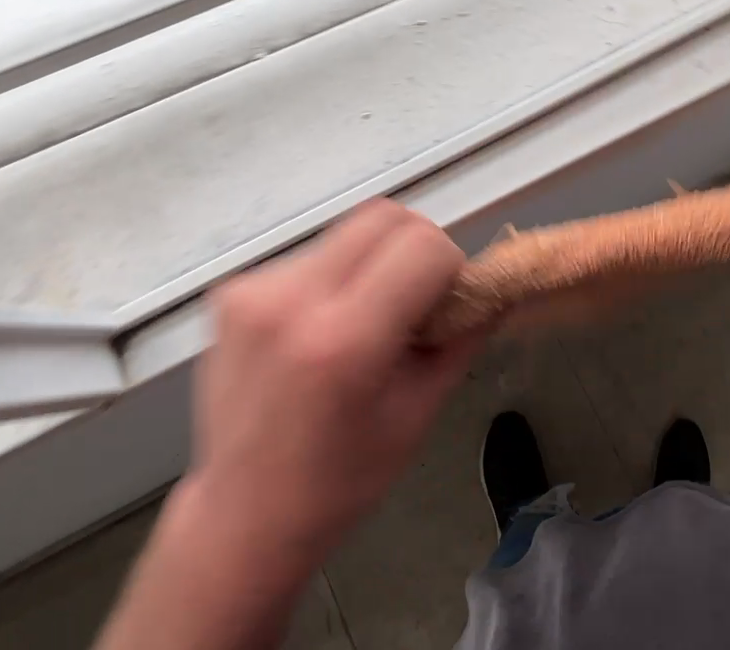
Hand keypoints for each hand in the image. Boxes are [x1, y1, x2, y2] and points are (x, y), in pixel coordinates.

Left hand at [183, 200, 481, 573]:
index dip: (450, 266)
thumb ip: (465, 335)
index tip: (446, 304)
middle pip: (384, 216)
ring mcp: (254, 291)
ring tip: (366, 319)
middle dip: (416, 247)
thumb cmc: (344, 478)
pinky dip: (336, 277)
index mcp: (345, 340)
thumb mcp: (422, 410)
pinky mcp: (232, 292)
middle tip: (416, 299)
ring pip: (349, 232)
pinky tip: (324, 328)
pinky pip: (312, 256)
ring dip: (374, 261)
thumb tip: (497, 286)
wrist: (242, 514)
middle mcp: (292, 300)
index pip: (423, 244)